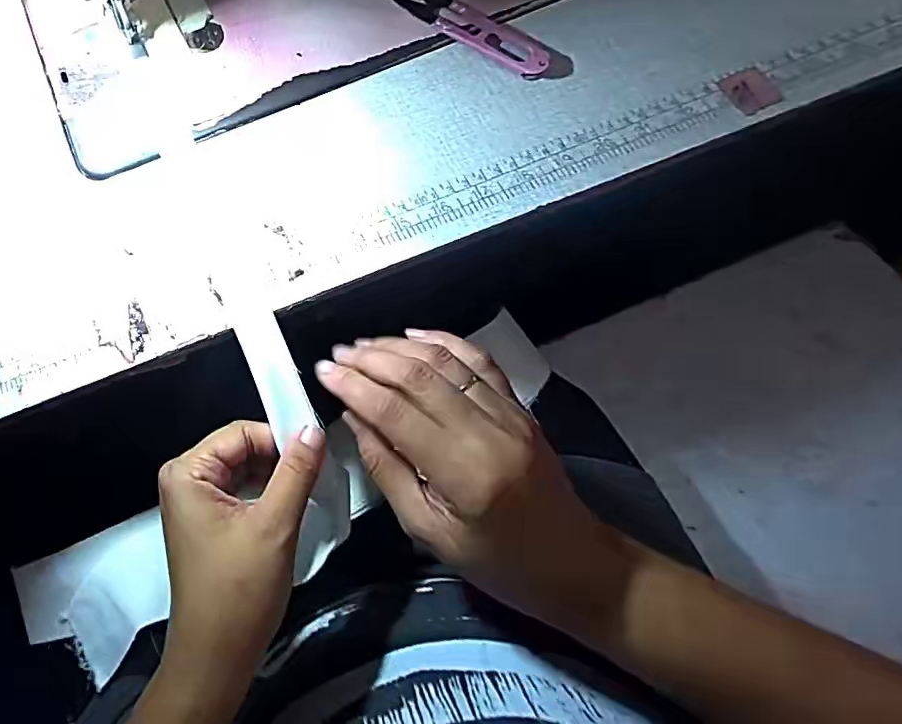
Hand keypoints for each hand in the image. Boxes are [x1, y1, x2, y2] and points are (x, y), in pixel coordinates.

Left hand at [144, 420, 326, 719]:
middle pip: (239, 449)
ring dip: (274, 478)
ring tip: (309, 487)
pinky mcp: (205, 521)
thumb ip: (295, 474)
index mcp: (186, 471)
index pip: (239, 433)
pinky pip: (238, 492)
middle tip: (317, 470)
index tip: (315, 446)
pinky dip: (265, 495)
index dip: (278, 437)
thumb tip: (311, 430)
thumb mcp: (274, 526)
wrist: (216, 656)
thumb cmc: (237, 594)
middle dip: (278, 458)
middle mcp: (183, 479)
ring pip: (242, 471)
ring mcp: (193, 501)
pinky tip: (290, 505)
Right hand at [315, 331, 625, 623]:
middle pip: (417, 377)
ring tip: (362, 346)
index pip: (395, 411)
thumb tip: (353, 417)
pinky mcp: (519, 406)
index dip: (353, 386)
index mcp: (463, 473)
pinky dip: (442, 341)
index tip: (323, 372)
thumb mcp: (427, 529)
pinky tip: (412, 336)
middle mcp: (488, 433)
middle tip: (336, 355)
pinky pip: (477, 360)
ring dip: (396, 347)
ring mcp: (509, 414)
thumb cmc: (497, 560)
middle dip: (369, 360)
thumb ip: (386, 469)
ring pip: (444, 361)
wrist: (578, 566)